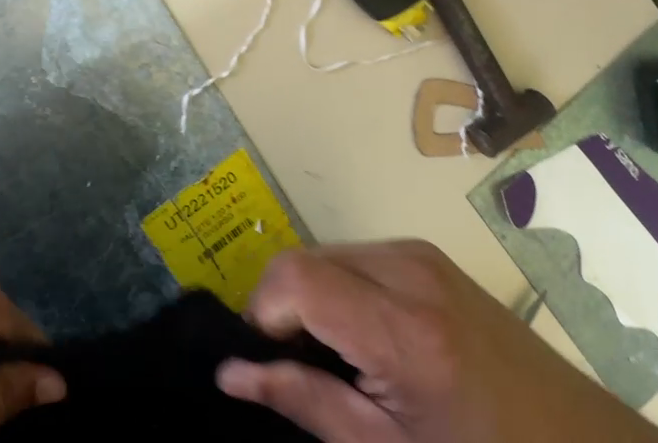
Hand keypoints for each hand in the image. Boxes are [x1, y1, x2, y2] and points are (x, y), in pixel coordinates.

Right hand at [216, 241, 657, 442]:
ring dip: (308, 299)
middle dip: (281, 310)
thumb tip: (229, 373)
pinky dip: (338, 289)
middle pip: (301, 262)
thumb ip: (305, 403)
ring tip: (336, 358)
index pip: (293, 278)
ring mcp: (421, 256)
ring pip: (323, 255)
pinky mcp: (428, 256)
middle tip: (301, 370)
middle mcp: (408, 272)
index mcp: (404, 328)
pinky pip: (353, 257)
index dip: (262, 316)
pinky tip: (364, 338)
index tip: (271, 365)